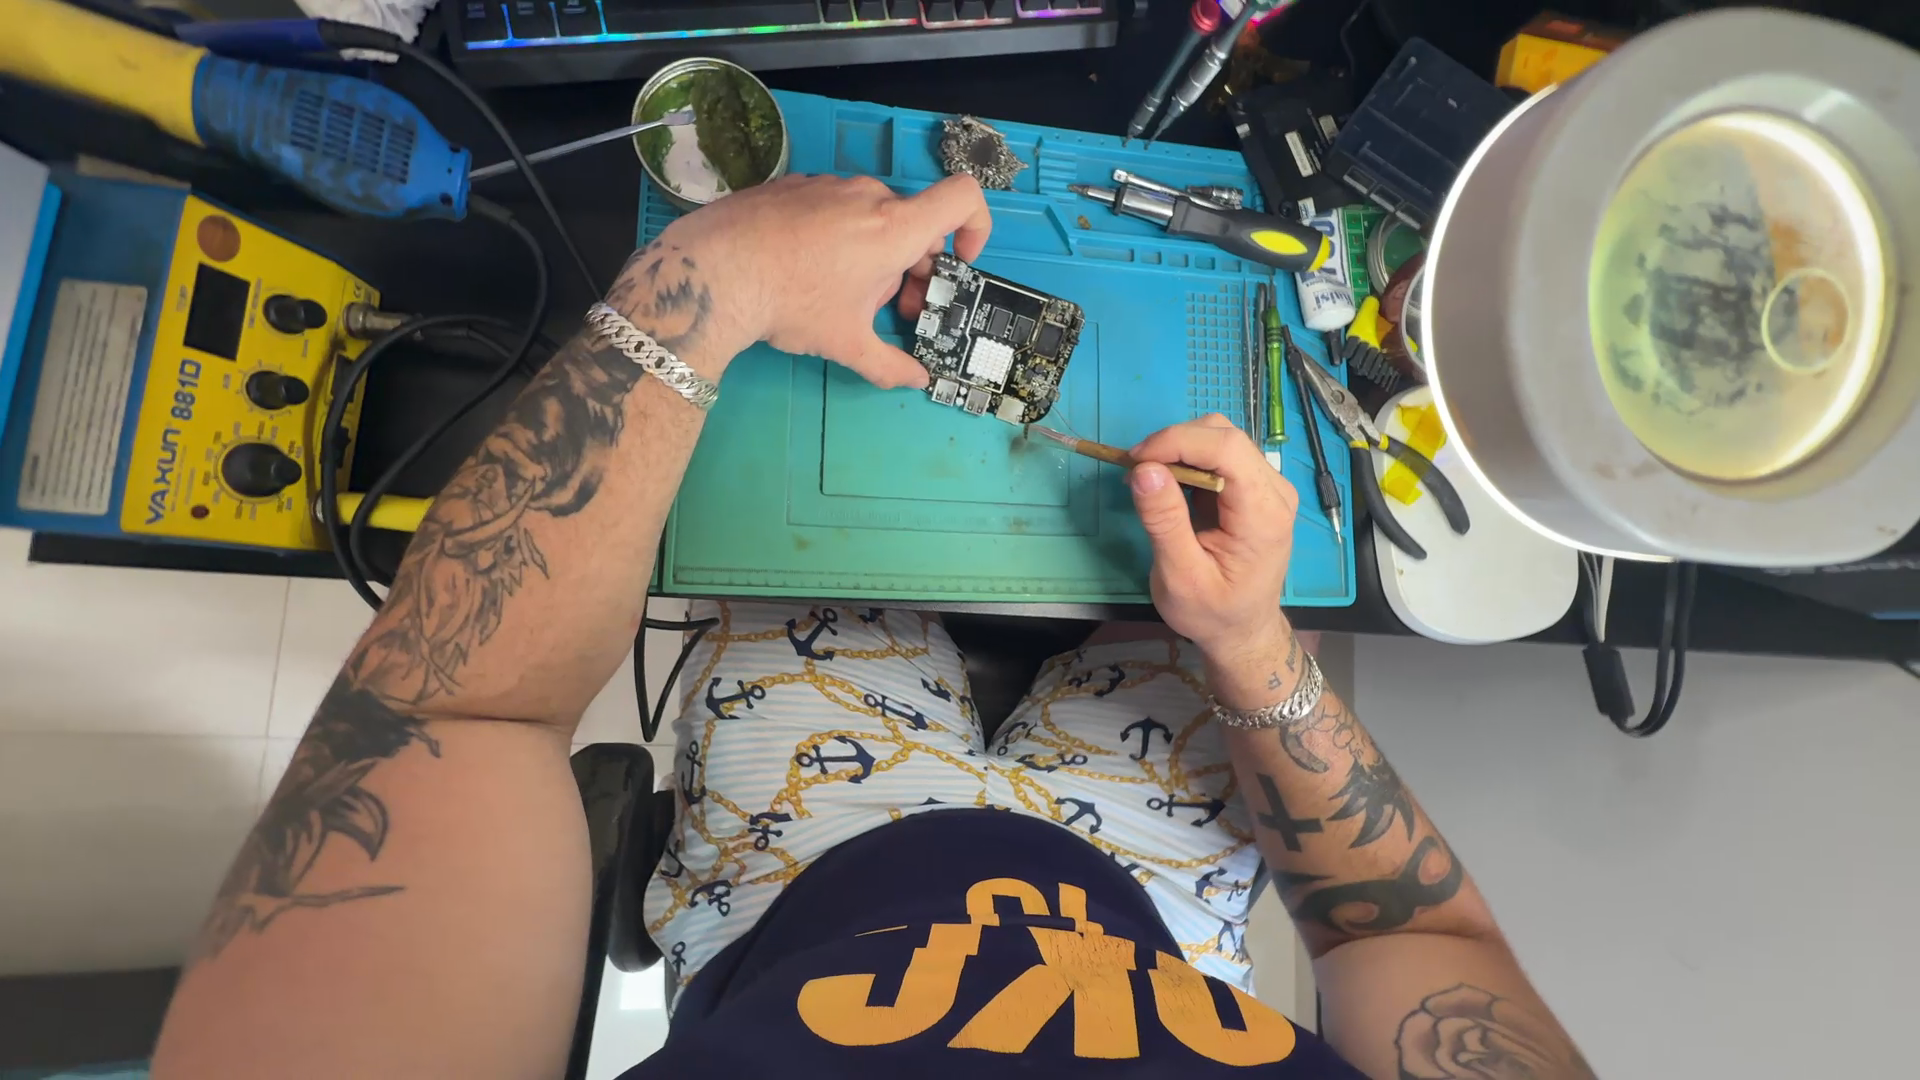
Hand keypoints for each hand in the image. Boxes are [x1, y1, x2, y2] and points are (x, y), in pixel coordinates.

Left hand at [635, 173, 991, 388]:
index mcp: (894, 228)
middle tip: (889, 308)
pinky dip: (840, 238)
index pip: (963, 198)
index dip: (977, 226)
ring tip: (841, 296)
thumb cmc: (794, 303)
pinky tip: (806, 271)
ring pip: (873, 218)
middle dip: (912, 267)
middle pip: (913, 224)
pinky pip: (836, 209)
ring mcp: (829, 185)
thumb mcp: (848, 344)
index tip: (960, 262)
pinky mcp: (795, 185)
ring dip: (874, 255)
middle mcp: (868, 196)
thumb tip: (917, 380)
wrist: (714, 270)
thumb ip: (891, 365)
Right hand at [1127, 415, 1299, 660]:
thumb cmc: (1211, 612)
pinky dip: (1187, 458)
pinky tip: (1167, 484)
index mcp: (1262, 513)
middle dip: (1174, 441)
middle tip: (1135, 470)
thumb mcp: (1179, 575)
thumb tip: (1143, 469)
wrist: (1242, 631)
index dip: (1176, 441)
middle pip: (1224, 435)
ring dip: (1178, 447)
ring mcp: (1267, 486)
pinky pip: (1219, 455)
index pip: (1225, 448)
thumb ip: (1164, 520)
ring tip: (1148, 478)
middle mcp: (1274, 490)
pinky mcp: (1254, 488)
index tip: (1135, 461)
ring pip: (1221, 438)